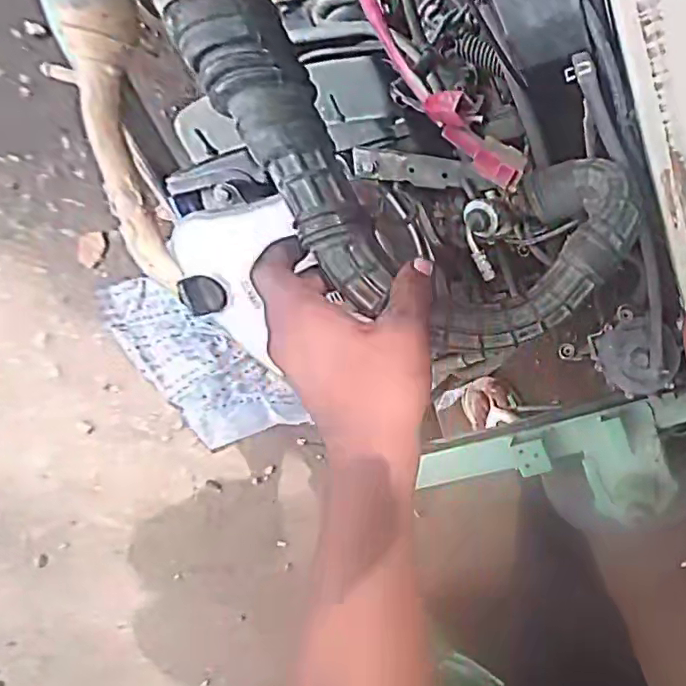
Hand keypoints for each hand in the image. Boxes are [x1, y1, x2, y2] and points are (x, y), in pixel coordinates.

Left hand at [251, 240, 433, 458]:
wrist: (373, 447)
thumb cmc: (381, 389)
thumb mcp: (404, 332)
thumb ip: (410, 292)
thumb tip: (417, 265)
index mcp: (297, 315)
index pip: (269, 266)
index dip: (285, 246)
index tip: (311, 238)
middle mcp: (284, 336)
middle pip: (282, 290)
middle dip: (313, 271)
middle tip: (349, 261)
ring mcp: (292, 360)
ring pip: (295, 316)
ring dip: (321, 299)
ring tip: (363, 291)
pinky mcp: (307, 378)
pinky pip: (306, 339)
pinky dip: (326, 324)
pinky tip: (365, 327)